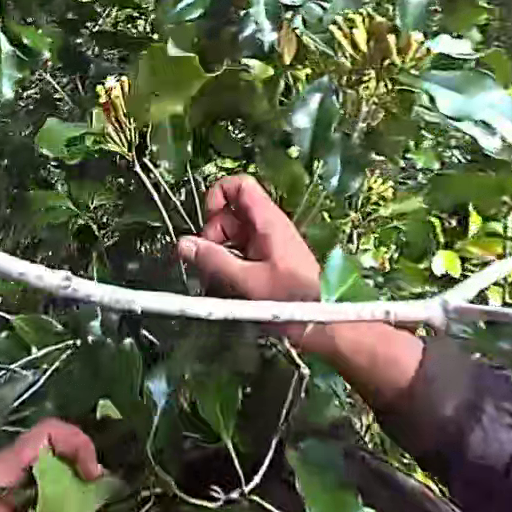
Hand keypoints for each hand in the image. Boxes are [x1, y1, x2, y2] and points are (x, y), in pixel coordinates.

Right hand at [175, 175, 321, 328]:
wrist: (327, 325)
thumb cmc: (294, 300)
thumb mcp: (248, 281)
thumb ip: (214, 261)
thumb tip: (184, 244)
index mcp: (268, 221)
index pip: (240, 186)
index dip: (218, 195)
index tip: (208, 222)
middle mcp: (267, 226)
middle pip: (229, 213)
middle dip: (212, 234)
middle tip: (208, 260)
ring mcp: (267, 243)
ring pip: (231, 235)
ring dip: (218, 253)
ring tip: (216, 280)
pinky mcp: (267, 260)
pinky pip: (239, 252)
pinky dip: (228, 265)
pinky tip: (227, 287)